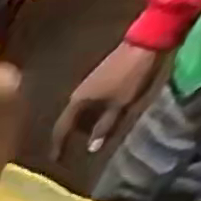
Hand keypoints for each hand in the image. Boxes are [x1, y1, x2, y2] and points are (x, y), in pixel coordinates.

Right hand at [51, 43, 160, 159]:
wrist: (145, 40)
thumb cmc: (130, 76)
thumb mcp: (119, 104)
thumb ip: (104, 126)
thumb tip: (91, 149)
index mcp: (77, 103)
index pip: (62, 130)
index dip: (58, 146)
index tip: (56, 160)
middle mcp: (76, 95)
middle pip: (70, 120)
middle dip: (73, 134)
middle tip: (81, 145)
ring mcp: (85, 85)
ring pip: (79, 111)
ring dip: (83, 122)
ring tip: (92, 130)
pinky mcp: (96, 78)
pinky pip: (87, 101)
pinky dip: (90, 111)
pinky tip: (101, 113)